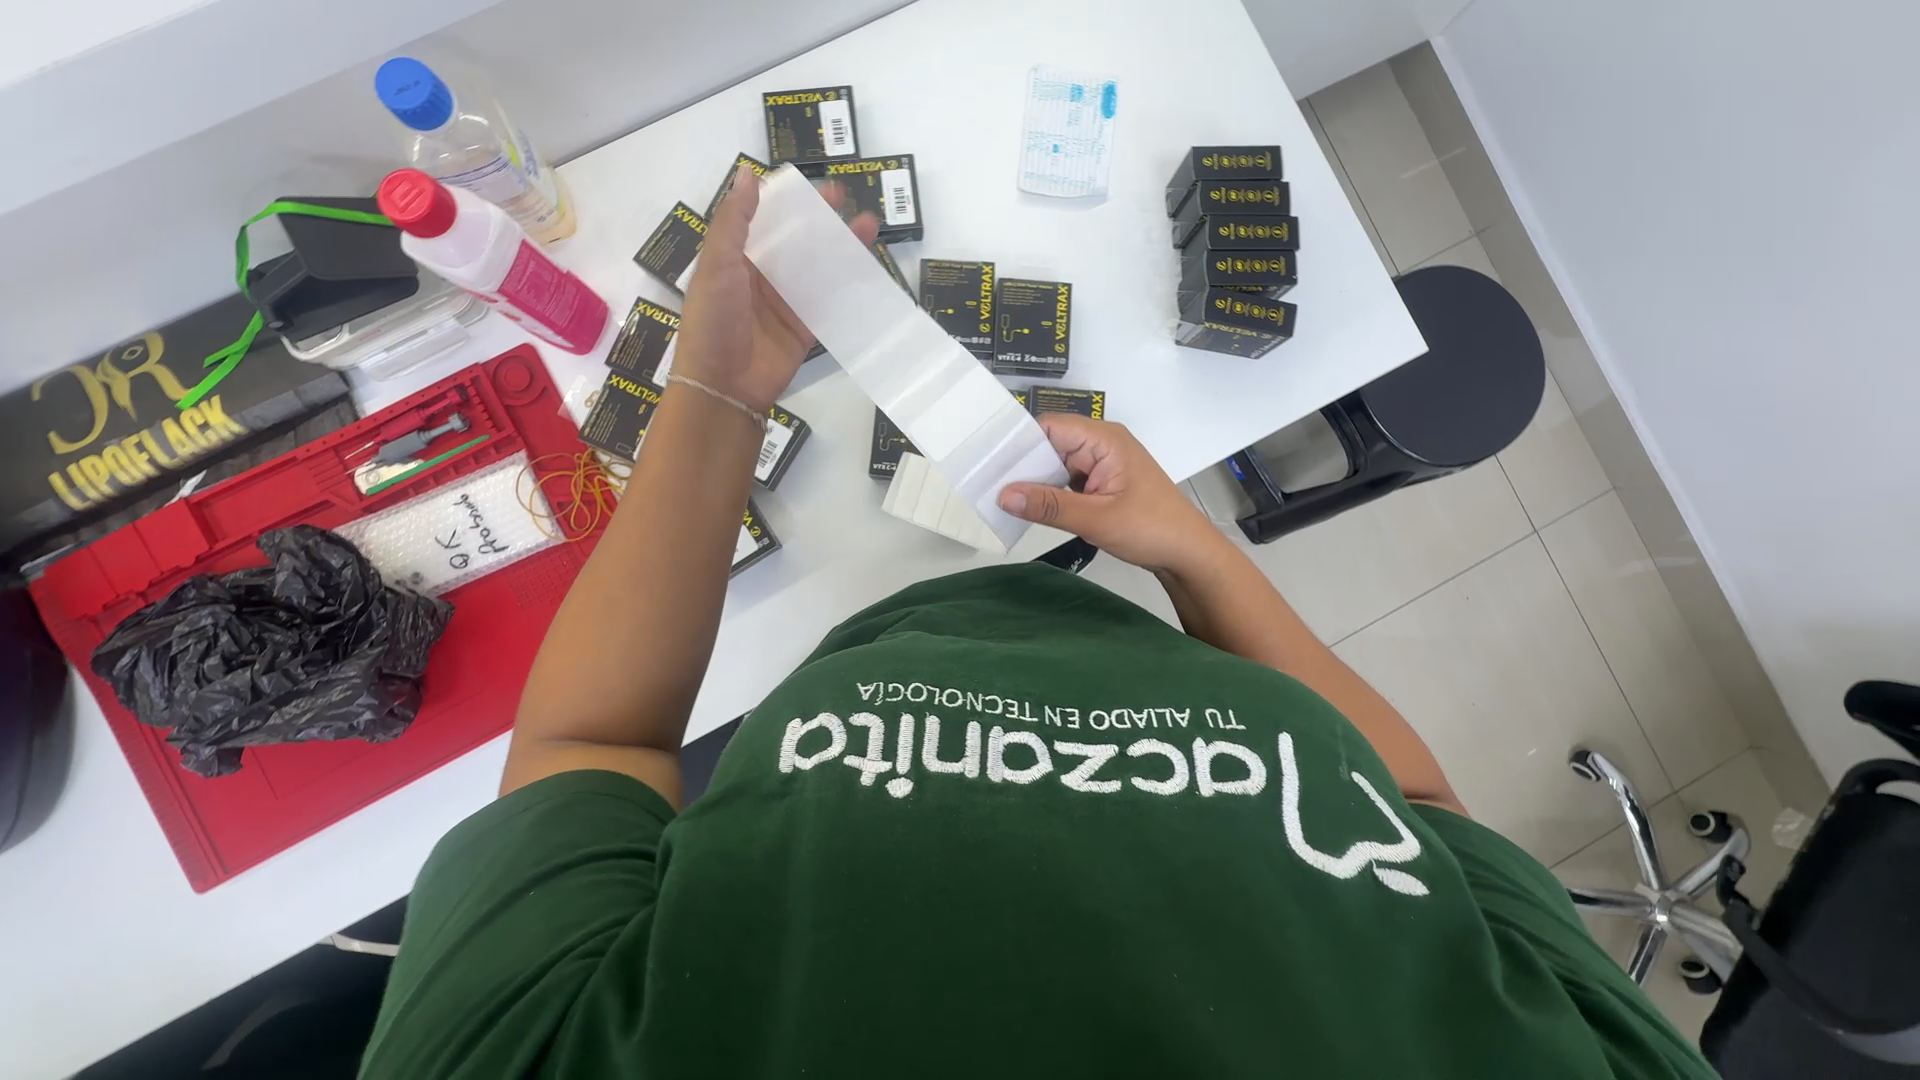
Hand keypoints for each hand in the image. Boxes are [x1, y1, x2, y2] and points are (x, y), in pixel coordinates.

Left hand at [673, 166, 879, 411]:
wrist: (724, 384)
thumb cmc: (713, 320)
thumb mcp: (716, 264)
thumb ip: (734, 221)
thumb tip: (749, 174)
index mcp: (736, 257)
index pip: (765, 220)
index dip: (788, 201)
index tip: (812, 185)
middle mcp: (762, 276)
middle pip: (797, 240)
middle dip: (821, 220)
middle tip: (845, 199)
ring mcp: (786, 302)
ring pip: (818, 267)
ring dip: (841, 247)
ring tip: (868, 227)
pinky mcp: (805, 327)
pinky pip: (829, 301)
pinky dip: (848, 285)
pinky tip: (867, 267)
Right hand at [998, 414, 1228, 574]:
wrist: (1189, 554)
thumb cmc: (1152, 530)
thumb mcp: (1096, 519)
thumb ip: (1049, 506)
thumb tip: (1004, 495)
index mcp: (1104, 440)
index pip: (1050, 428)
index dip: (1019, 443)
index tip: (989, 463)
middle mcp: (1101, 445)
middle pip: (1050, 445)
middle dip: (1022, 465)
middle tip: (987, 485)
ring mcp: (1101, 465)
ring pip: (1056, 466)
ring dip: (1035, 482)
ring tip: (1000, 497)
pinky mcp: (1101, 484)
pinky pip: (1066, 482)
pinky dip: (1049, 494)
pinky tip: (1028, 508)